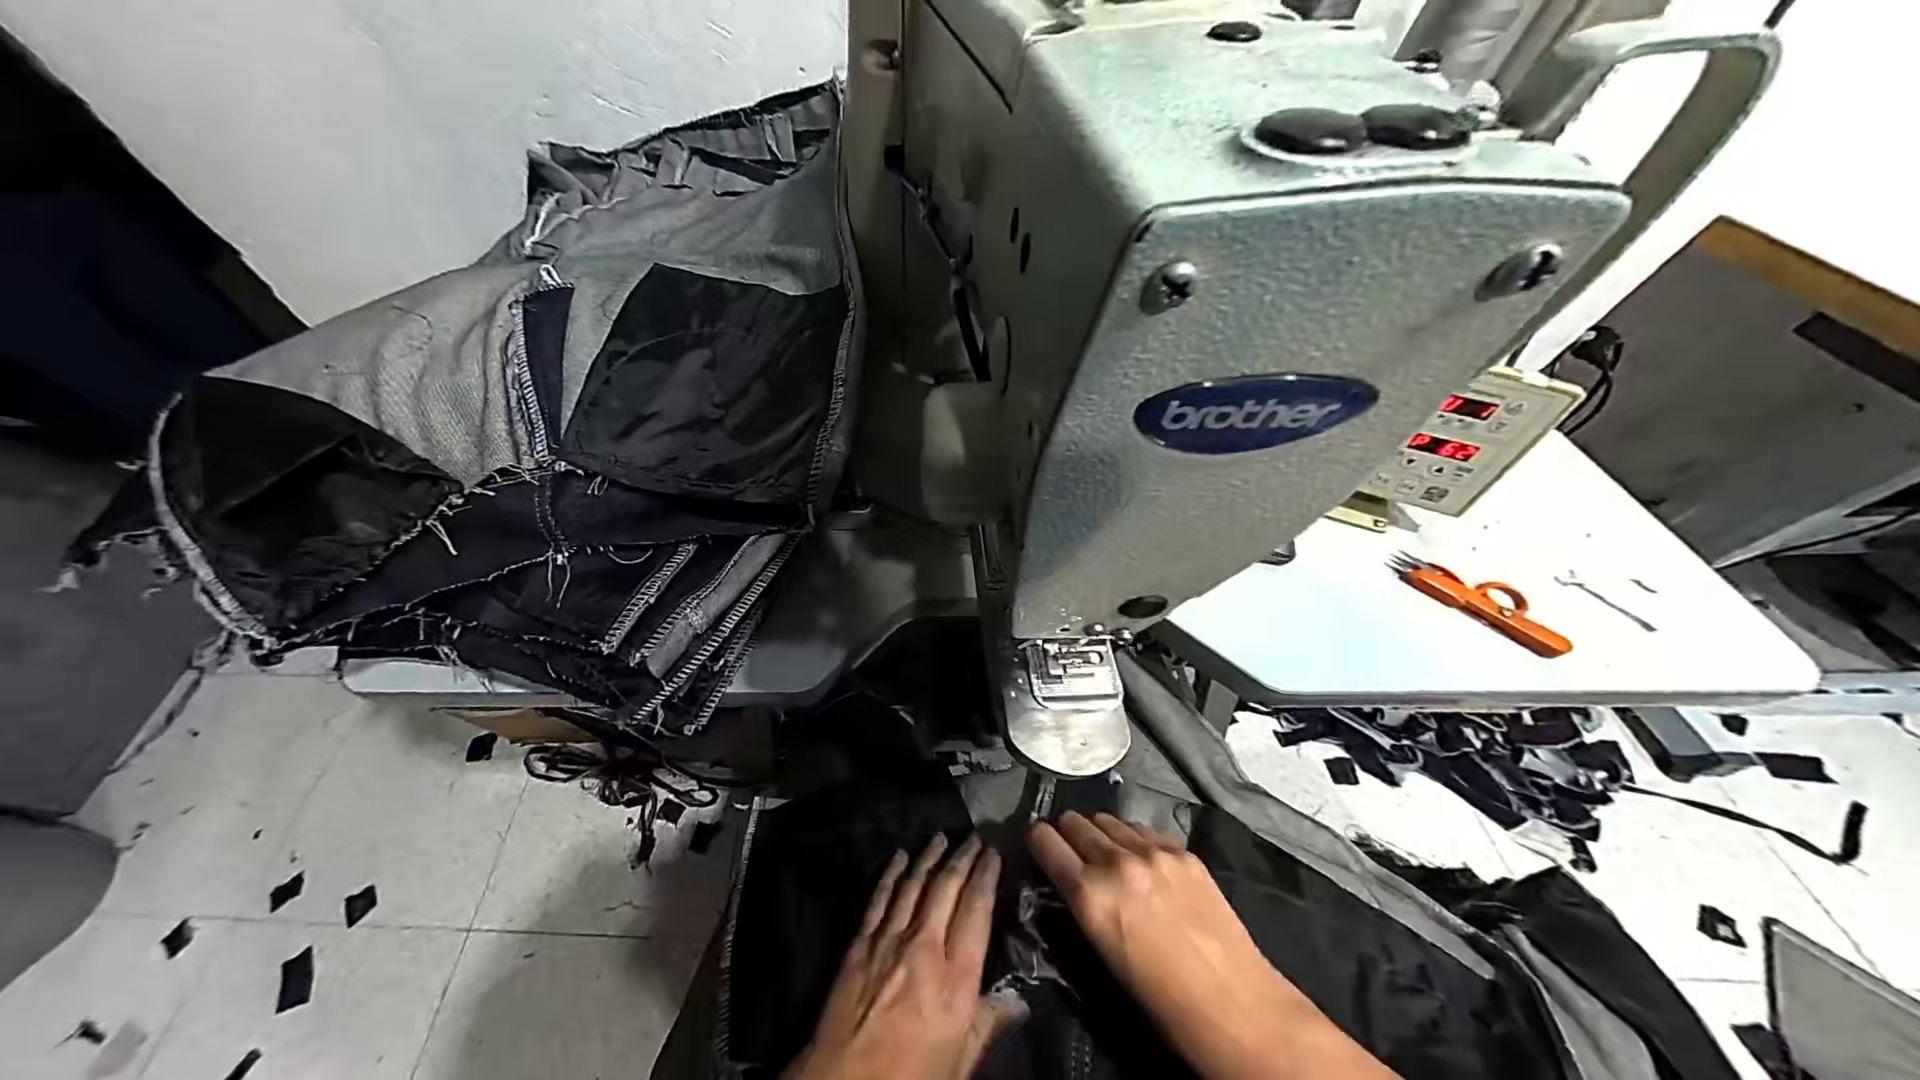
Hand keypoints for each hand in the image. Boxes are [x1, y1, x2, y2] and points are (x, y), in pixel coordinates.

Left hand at [787, 834, 1020, 1079]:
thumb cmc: (911, 1077)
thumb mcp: (960, 1061)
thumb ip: (988, 1023)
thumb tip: (1018, 1000)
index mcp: (955, 978)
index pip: (977, 911)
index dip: (986, 876)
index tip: (994, 854)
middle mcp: (924, 948)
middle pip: (947, 889)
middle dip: (962, 858)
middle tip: (974, 838)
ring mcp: (888, 942)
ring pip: (913, 885)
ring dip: (929, 858)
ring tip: (941, 838)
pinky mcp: (860, 945)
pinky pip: (879, 899)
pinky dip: (891, 874)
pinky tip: (899, 857)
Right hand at [1028, 812, 1397, 1079]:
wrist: (1234, 1005)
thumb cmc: (1161, 999)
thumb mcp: (1102, 951)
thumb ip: (1082, 903)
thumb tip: (1071, 878)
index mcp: (1090, 894)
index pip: (1046, 842)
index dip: (1037, 839)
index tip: (1037, 840)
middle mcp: (1117, 862)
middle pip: (1075, 822)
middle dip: (1066, 831)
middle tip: (1068, 845)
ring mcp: (1154, 852)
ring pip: (1108, 819)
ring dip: (1098, 829)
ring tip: (1102, 846)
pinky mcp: (1183, 852)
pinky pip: (1143, 830)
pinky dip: (1132, 837)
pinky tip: (1139, 855)